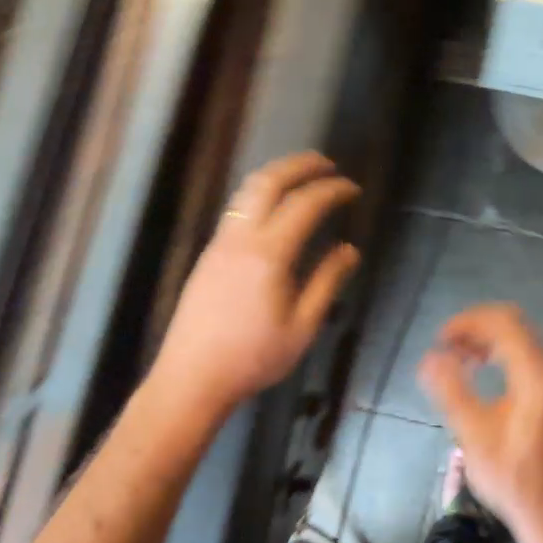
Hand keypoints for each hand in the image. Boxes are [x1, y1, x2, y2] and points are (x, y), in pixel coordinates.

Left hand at [155, 151, 360, 414]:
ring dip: (277, 174)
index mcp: (268, 254)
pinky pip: (237, 207)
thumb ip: (326, 282)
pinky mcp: (209, 253)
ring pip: (247, 190)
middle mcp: (241, 238)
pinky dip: (261, 192)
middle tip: (327, 163)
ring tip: (302, 176)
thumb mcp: (301, 328)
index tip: (352, 188)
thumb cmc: (252, 358)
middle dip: (300, 165)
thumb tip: (349, 249)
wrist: (190, 379)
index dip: (332, 190)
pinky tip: (274, 206)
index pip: (305, 204)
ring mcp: (220, 242)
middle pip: (269, 181)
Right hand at [417, 304, 542, 534]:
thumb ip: (451, 391)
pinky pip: (522, 351)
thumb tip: (429, 358)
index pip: (502, 322)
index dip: (468, 322)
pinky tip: (476, 367)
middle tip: (445, 343)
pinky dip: (497, 350)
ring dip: (485, 337)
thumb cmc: (512, 475)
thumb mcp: (474, 435)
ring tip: (455, 355)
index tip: (440, 338)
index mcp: (535, 373)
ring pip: (517, 336)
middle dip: (475, 326)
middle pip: (511, 323)